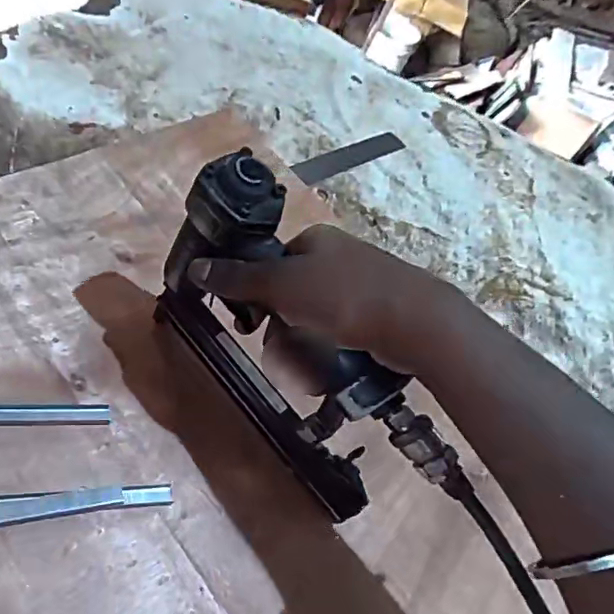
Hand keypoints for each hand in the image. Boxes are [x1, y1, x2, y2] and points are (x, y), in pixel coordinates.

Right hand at [186, 224, 467, 372]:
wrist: (417, 325)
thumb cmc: (344, 297)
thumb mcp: (283, 285)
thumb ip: (239, 278)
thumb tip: (197, 268)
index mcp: (314, 242)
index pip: (269, 268)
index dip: (256, 297)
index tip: (253, 323)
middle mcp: (336, 260)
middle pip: (287, 300)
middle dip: (281, 330)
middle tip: (284, 349)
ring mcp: (359, 289)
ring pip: (310, 324)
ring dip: (301, 348)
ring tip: (308, 366)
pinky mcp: (375, 318)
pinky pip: (336, 339)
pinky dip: (327, 355)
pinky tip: (329, 370)